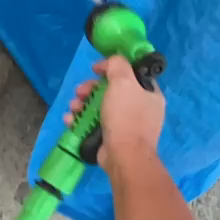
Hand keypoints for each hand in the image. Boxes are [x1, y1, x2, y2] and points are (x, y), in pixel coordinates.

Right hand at [64, 55, 164, 178]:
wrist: (124, 157)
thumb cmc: (126, 116)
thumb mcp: (123, 82)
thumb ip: (117, 65)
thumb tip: (110, 62)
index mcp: (149, 94)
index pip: (131, 73)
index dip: (112, 68)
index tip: (95, 69)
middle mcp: (140, 109)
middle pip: (111, 90)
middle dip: (91, 88)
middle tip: (80, 91)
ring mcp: (126, 125)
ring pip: (100, 107)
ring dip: (82, 104)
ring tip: (74, 108)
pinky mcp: (112, 138)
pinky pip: (95, 124)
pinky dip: (81, 120)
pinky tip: (70, 120)